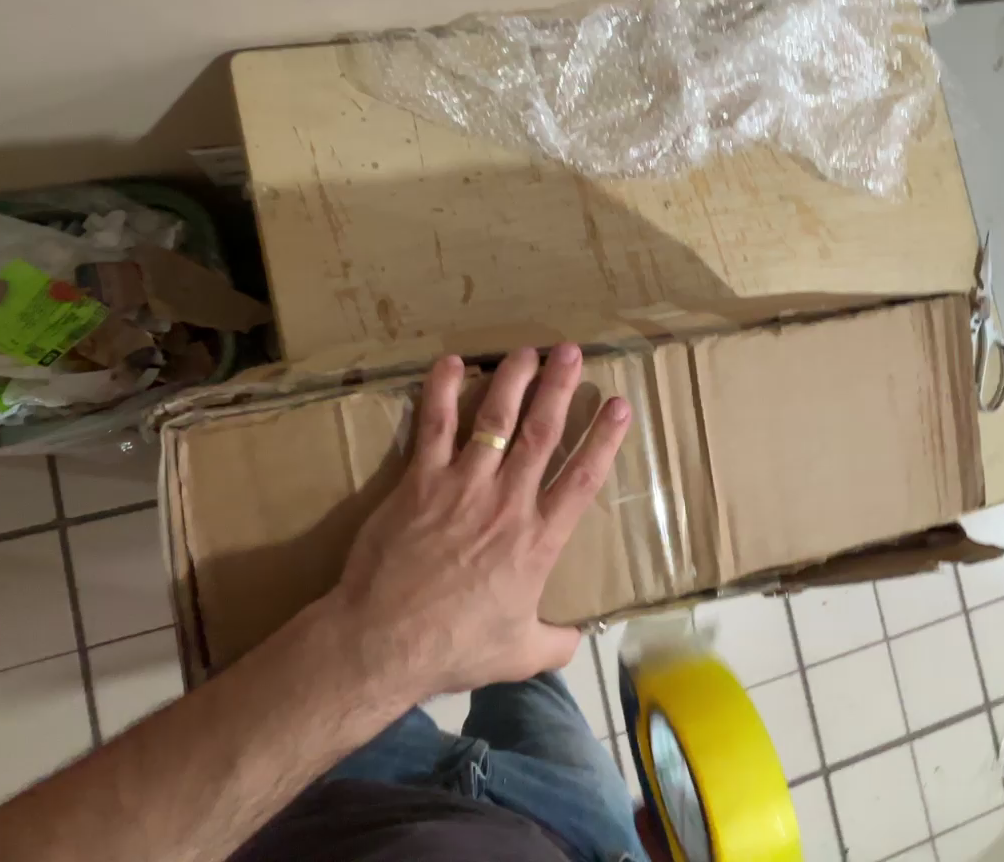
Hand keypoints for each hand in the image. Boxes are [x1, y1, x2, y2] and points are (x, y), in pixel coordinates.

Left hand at [322, 344, 630, 701]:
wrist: (385, 641)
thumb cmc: (455, 647)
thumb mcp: (520, 654)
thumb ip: (555, 642)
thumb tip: (578, 642)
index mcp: (538, 539)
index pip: (581, 478)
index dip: (603, 439)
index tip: (618, 404)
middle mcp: (508, 502)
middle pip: (542, 433)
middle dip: (560, 388)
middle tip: (571, 351)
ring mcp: (463, 485)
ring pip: (495, 420)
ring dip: (514, 380)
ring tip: (527, 350)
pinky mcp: (421, 481)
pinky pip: (434, 426)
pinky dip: (441, 391)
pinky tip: (451, 363)